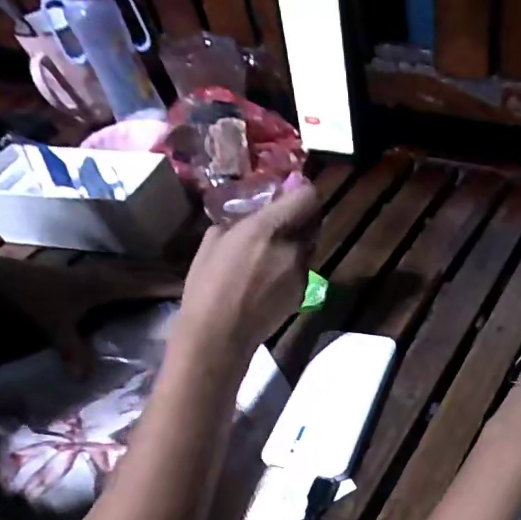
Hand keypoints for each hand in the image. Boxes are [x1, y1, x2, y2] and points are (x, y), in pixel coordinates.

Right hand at [176, 174, 319, 358]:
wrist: (221, 333)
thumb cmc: (208, 284)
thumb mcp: (213, 240)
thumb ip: (239, 222)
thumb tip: (249, 217)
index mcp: (269, 230)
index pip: (307, 199)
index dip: (303, 189)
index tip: (291, 185)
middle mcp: (293, 250)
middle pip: (313, 222)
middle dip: (301, 213)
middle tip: (282, 211)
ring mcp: (302, 275)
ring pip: (308, 247)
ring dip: (297, 239)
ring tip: (274, 241)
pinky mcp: (302, 294)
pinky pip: (302, 268)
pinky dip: (292, 261)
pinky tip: (272, 269)